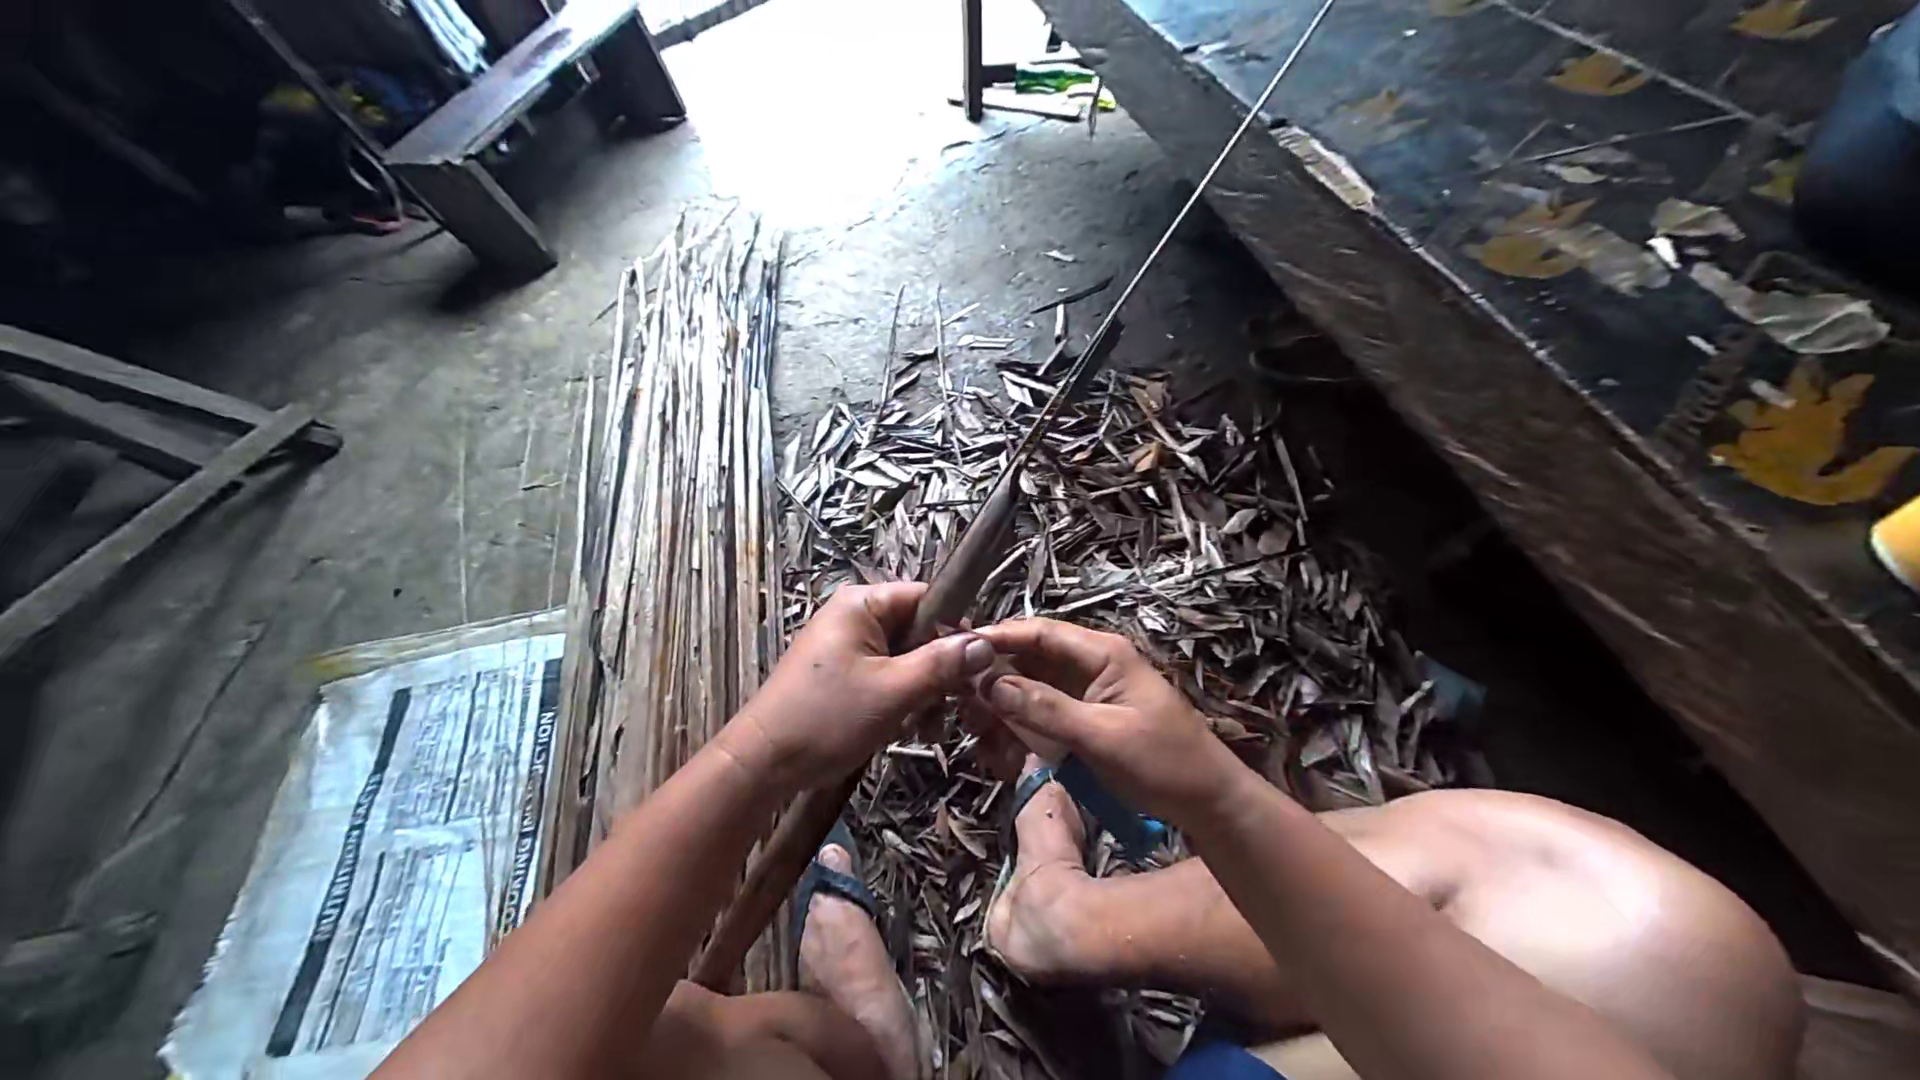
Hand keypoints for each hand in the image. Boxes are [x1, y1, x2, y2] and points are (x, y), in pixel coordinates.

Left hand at [719, 581, 995, 791]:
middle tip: (953, 704)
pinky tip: (909, 728)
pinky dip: (903, 699)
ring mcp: (848, 647)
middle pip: (918, 630)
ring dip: (924, 690)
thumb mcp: (893, 691)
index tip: (976, 663)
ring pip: (907, 658)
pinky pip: (888, 676)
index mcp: (861, 604)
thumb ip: (941, 663)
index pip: (926, 597)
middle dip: (938, 669)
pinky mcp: (845, 674)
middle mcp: (854, 617)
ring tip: (927, 726)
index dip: (955, 627)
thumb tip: (985, 643)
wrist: (764, 763)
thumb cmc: (826, 718)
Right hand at [971, 618, 1248, 824]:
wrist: (1206, 802)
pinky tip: (1002, 753)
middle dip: (993, 681)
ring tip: (981, 736)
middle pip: (1028, 660)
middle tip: (962, 706)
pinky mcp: (1081, 718)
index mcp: (1102, 654)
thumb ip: (1046, 708)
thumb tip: (991, 683)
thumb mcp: (1103, 736)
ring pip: (1028, 689)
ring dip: (1002, 711)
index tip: (957, 648)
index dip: (998, 637)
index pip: (1040, 633)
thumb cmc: (1163, 762)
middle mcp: (1089, 665)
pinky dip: (1018, 730)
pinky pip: (1039, 715)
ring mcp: (1084, 693)